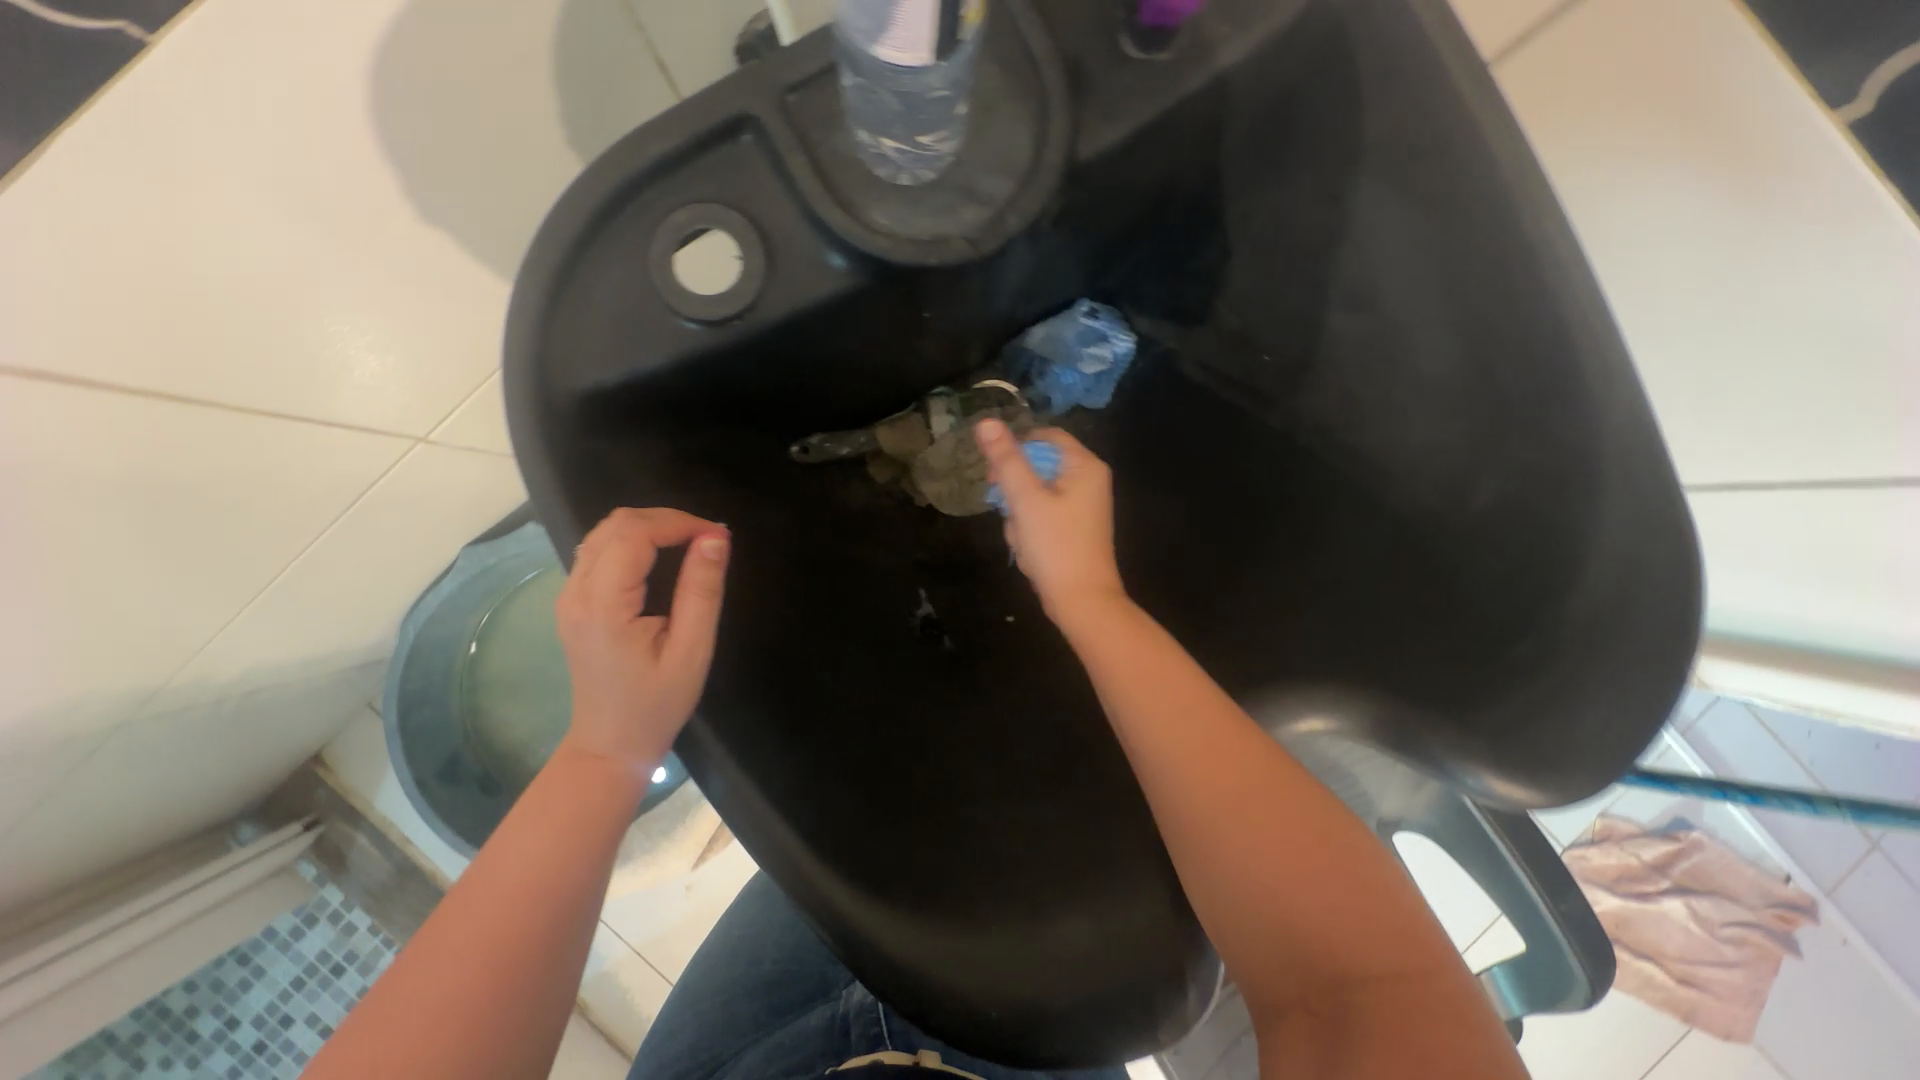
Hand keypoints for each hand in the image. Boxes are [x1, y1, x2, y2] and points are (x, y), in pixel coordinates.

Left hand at [553, 507, 730, 780]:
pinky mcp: (572, 601)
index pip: (635, 534)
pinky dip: (634, 541)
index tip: (717, 537)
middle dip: (666, 521)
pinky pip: (599, 551)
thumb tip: (716, 539)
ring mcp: (568, 595)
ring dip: (649, 528)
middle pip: (616, 524)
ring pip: (604, 532)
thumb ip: (702, 590)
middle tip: (707, 540)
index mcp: (603, 605)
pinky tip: (661, 558)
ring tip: (689, 545)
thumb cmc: (657, 704)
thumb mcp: (692, 650)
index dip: (679, 523)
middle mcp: (576, 592)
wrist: (611, 744)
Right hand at [975, 419, 1126, 621]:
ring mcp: (1083, 506)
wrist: (1082, 601)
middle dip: (1015, 490)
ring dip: (1019, 513)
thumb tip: (986, 421)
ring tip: (1022, 537)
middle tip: (1006, 509)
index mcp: (1085, 465)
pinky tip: (1029, 549)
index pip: (1044, 437)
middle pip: (1038, 466)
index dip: (1016, 449)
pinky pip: (1043, 515)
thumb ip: (1006, 459)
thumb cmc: (1055, 546)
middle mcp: (1089, 480)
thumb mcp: (1024, 499)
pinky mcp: (1075, 528)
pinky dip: (1030, 528)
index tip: (995, 473)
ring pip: (1035, 494)